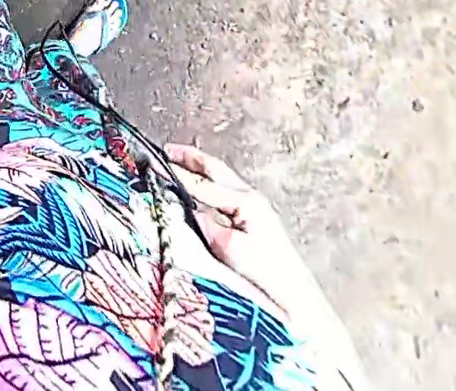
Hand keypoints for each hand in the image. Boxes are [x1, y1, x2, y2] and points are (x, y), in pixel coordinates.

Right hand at [166, 143, 370, 390]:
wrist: (299, 305)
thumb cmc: (268, 278)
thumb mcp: (229, 249)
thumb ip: (206, 223)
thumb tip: (190, 208)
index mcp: (246, 201)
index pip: (202, 182)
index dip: (177, 173)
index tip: (156, 165)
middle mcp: (252, 199)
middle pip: (216, 170)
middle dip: (190, 157)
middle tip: (167, 149)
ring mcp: (256, 209)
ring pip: (222, 179)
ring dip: (200, 169)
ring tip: (180, 163)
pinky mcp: (256, 222)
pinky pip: (226, 193)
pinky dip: (209, 185)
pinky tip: (200, 191)